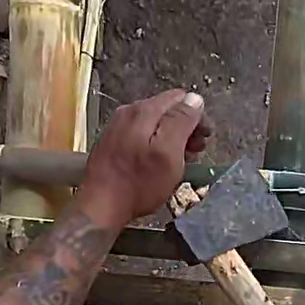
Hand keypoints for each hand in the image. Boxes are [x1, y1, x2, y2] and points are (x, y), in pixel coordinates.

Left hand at [79, 89, 210, 225]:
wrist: (100, 206)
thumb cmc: (139, 183)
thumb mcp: (168, 152)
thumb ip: (181, 122)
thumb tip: (195, 99)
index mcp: (144, 111)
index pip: (181, 98)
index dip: (197, 117)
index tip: (203, 139)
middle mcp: (129, 112)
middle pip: (167, 110)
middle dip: (185, 128)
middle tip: (195, 152)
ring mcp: (118, 127)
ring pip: (155, 123)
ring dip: (172, 138)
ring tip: (180, 161)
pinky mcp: (113, 142)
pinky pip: (142, 135)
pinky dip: (156, 145)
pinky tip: (159, 164)